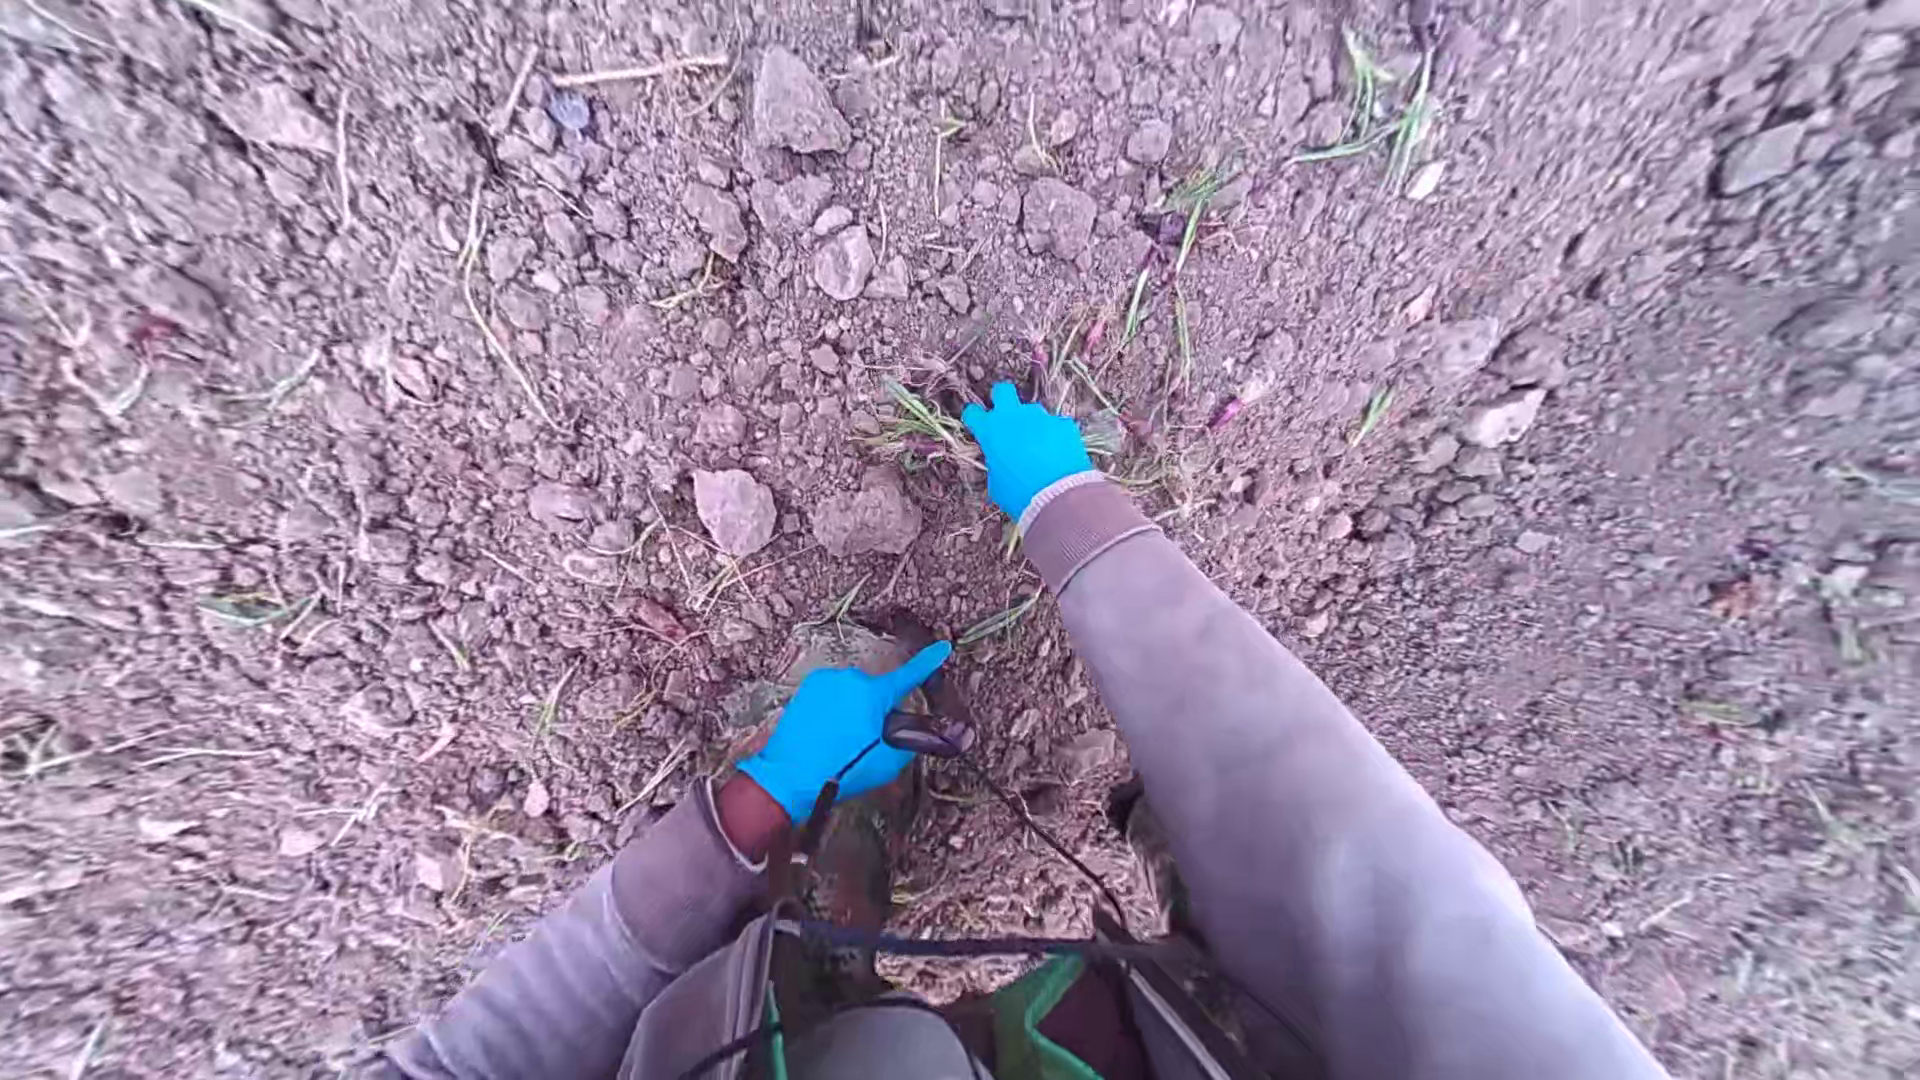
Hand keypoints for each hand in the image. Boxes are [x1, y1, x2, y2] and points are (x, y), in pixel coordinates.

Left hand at [737, 642, 952, 821]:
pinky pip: (834, 692)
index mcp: (873, 694)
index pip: (909, 676)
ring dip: (855, 707)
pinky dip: (836, 706)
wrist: (786, 778)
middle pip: (877, 691)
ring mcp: (827, 680)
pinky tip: (826, 730)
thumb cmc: (839, 771)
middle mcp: (851, 679)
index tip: (942, 647)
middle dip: (878, 709)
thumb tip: (914, 731)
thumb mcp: (885, 763)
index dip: (928, 663)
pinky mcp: (809, 686)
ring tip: (840, 739)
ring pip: (854, 692)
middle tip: (866, 740)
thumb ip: (908, 741)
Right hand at [961, 382, 1093, 520]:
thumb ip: (996, 465)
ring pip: (1033, 412)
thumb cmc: (1020, 494)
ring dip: (1032, 425)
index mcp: (991, 431)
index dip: (975, 418)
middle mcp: (1015, 417)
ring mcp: (1042, 418)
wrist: (1058, 496)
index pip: (973, 413)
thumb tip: (1001, 462)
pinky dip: (1055, 436)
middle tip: (1005, 418)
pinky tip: (1058, 454)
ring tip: (1039, 448)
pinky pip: (1056, 426)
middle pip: (1003, 391)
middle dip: (1002, 399)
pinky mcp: (1064, 424)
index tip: (978, 424)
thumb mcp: (997, 484)